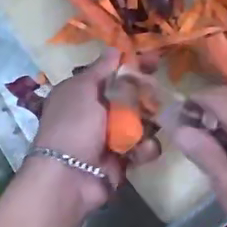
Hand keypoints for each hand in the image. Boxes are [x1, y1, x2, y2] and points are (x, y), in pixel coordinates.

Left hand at [26, 52, 157, 217]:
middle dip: (146, 94)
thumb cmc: (73, 125)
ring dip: (149, 122)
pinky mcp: (123, 158)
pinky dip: (145, 148)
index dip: (132, 65)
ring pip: (142, 120)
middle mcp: (96, 112)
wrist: (68, 177)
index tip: (154, 60)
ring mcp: (111, 136)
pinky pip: (143, 146)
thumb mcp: (83, 89)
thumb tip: (114, 48)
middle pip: (130, 96)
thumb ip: (102, 69)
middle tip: (157, 93)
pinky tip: (142, 150)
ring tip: (152, 123)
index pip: (112, 73)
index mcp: (82, 92)